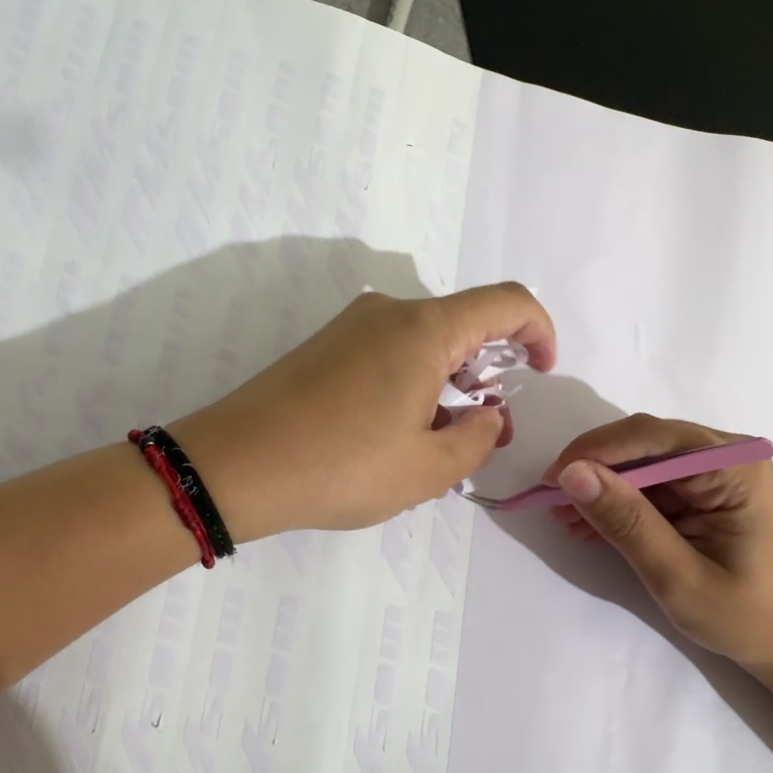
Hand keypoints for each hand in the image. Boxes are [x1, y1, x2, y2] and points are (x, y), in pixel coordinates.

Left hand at [171, 283, 555, 541]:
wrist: (231, 466)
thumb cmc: (340, 467)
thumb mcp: (427, 470)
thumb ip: (477, 440)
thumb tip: (487, 417)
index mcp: (425, 329)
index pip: (507, 302)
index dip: (540, 331)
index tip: (541, 373)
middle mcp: (390, 312)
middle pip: (464, 325)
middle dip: (489, 375)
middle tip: (485, 436)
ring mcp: (352, 326)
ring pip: (426, 342)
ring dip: (450, 385)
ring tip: (437, 448)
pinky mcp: (326, 347)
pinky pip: (391, 352)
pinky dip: (415, 383)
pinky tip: (395, 436)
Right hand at [544, 415, 772, 669]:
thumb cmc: (740, 616)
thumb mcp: (677, 576)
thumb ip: (627, 523)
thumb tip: (572, 474)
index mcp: (736, 467)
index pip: (655, 437)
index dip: (598, 450)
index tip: (552, 479)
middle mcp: (727, 455)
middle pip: (645, 441)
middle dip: (595, 467)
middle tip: (551, 500)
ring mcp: (715, 470)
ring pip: (641, 459)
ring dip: (601, 485)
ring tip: (564, 518)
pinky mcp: (701, 488)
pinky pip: (649, 482)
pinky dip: (616, 500)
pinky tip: (587, 524)